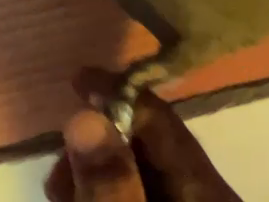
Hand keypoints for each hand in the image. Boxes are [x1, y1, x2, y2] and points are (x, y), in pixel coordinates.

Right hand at [46, 72, 241, 201]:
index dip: (117, 93)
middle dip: (100, 147)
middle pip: (151, 150)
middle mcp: (210, 196)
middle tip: (58, 170)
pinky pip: (147, 196)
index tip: (76, 78)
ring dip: (103, 175)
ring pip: (144, 176)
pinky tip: (86, 199)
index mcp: (209, 192)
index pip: (162, 120)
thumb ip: (111, 185)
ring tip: (63, 192)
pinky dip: (117, 194)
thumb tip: (83, 115)